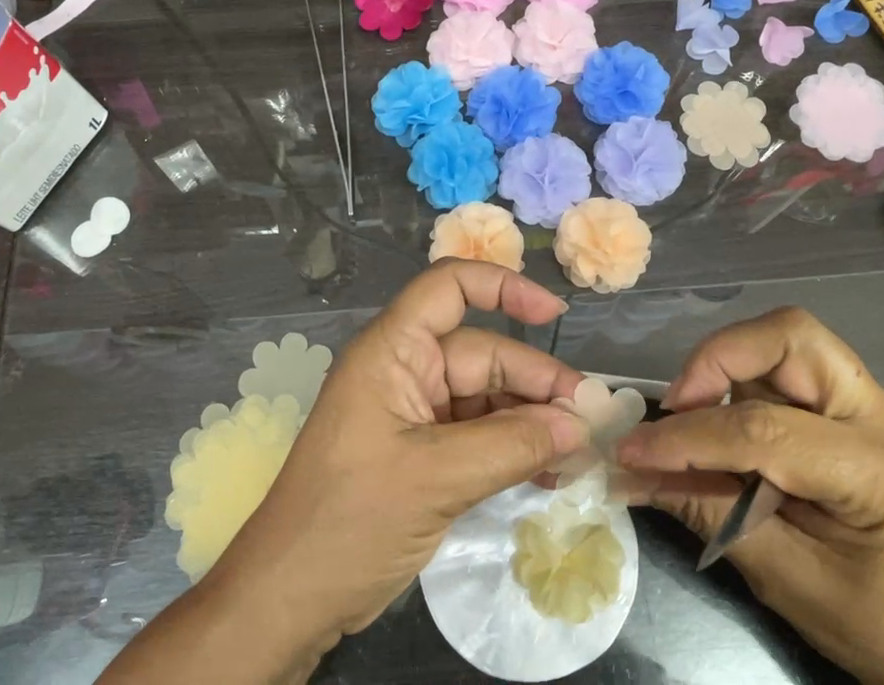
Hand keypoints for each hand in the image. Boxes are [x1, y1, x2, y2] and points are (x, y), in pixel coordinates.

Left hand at [104, 261, 588, 684]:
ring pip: (486, 399)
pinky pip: (479, 437)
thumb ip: (513, 445)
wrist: (293, 595)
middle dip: (536, 384)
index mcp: (392, 352)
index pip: (448, 289)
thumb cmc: (351, 519)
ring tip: (578, 455)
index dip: (502, 288)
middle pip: (483, 354)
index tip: (555, 316)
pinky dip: (513, 451)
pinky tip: (550, 475)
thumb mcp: (437, 477)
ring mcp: (413, 416)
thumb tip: (579, 425)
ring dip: (531, 423)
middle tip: (589, 423)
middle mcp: (404, 373)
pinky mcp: (422, 456)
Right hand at [615, 309, 883, 684]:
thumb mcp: (780, 575)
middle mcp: (881, 417)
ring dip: (726, 363)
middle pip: (790, 338)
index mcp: (880, 473)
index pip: (765, 430)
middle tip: (676, 407)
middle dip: (718, 359)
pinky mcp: (849, 402)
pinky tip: (719, 421)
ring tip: (691, 412)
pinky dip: (738, 378)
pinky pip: (783, 363)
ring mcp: (869, 402)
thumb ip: (704, 511)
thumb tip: (626, 474)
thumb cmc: (868, 619)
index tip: (629, 451)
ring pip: (784, 338)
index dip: (687, 437)